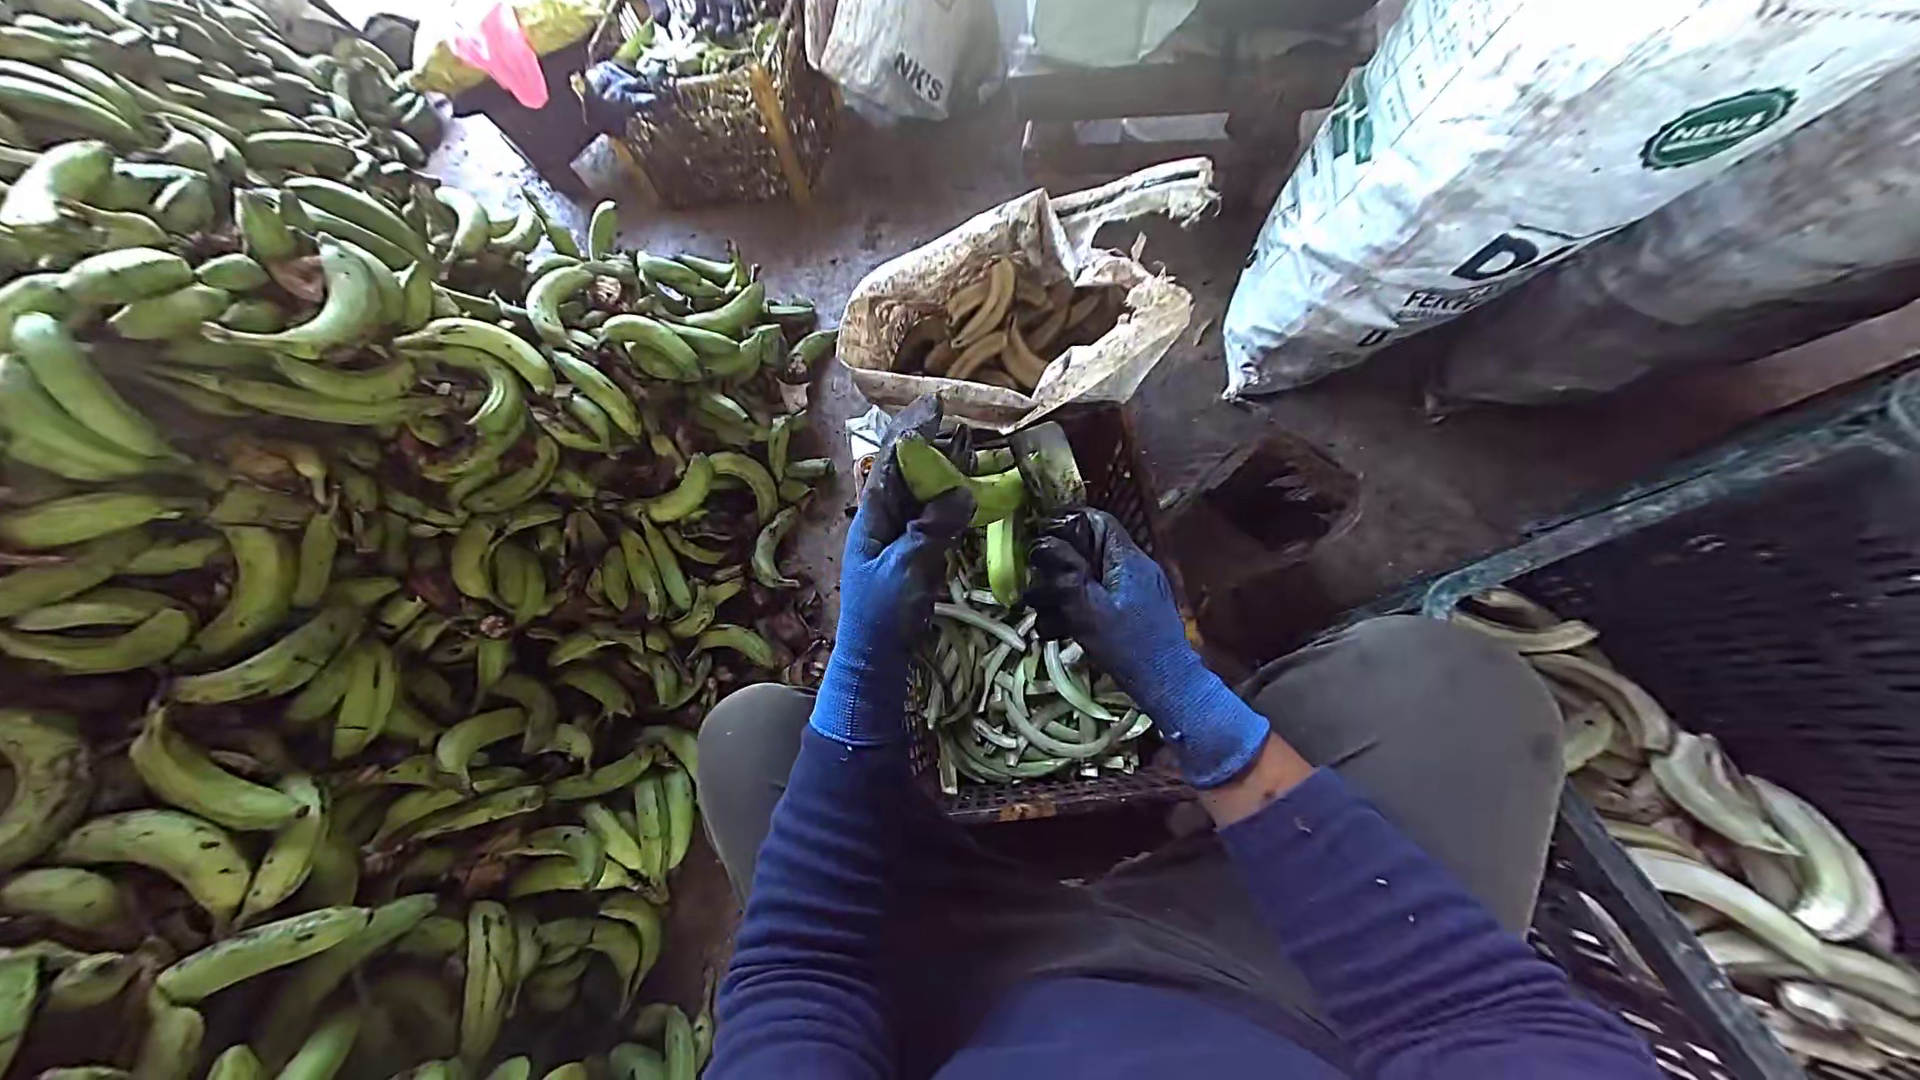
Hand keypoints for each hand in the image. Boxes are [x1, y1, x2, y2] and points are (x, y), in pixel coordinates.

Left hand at [812, 397, 972, 746]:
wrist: (878, 651)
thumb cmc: (883, 613)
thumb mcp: (905, 570)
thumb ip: (931, 530)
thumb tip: (961, 491)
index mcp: (872, 515)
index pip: (891, 462)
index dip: (912, 432)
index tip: (934, 404)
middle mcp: (885, 516)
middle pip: (908, 469)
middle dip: (931, 443)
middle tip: (958, 420)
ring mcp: (901, 531)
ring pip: (923, 489)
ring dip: (944, 466)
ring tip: (968, 443)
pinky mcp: (917, 546)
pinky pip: (935, 512)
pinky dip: (951, 495)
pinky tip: (967, 486)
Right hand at [1026, 509, 1268, 787]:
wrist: (1169, 686)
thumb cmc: (1129, 647)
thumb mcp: (1089, 611)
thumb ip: (1065, 577)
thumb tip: (1043, 545)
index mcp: (1128, 559)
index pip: (1096, 521)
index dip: (1066, 523)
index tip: (1039, 537)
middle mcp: (1134, 567)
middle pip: (1090, 548)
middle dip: (1060, 563)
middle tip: (1036, 580)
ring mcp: (1136, 589)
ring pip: (1092, 573)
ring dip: (1065, 588)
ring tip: (1043, 608)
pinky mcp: (1135, 609)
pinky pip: (1101, 594)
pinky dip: (1079, 604)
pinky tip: (1060, 626)